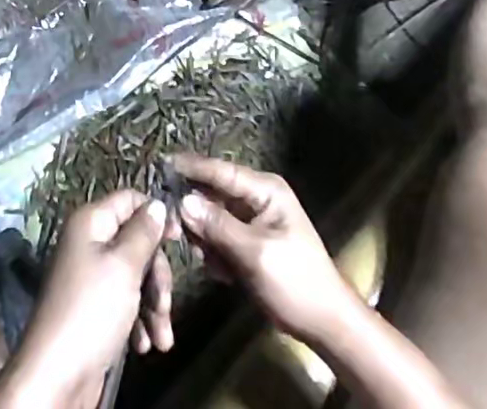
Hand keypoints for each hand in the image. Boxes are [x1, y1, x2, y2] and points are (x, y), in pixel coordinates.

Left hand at [0, 190, 171, 407]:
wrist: (57, 376)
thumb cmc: (92, 310)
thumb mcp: (124, 265)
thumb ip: (144, 232)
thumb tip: (158, 203)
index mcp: (91, 222)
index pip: (130, 199)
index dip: (156, 214)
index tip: (179, 237)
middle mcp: (90, 243)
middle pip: (137, 241)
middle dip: (158, 275)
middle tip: (164, 303)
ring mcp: (91, 276)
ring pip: (136, 275)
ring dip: (153, 304)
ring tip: (160, 337)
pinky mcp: (95, 307)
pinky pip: (126, 301)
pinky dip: (139, 320)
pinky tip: (146, 345)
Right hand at [169, 154, 360, 343]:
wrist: (324, 323)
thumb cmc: (296, 282)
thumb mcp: (255, 253)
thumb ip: (218, 226)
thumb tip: (183, 201)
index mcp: (265, 190)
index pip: (221, 171)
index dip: (191, 167)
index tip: (161, 163)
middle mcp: (257, 197)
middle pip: (212, 193)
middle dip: (193, 211)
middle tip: (173, 229)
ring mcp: (252, 219)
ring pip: (212, 216)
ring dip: (203, 236)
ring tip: (206, 258)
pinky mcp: (247, 240)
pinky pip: (218, 236)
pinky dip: (214, 251)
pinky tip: (222, 272)